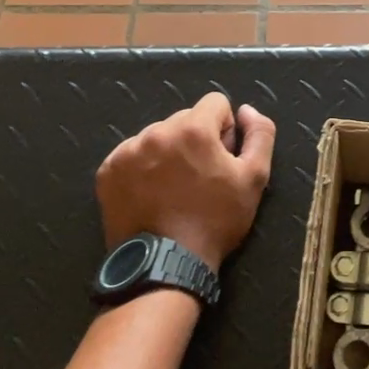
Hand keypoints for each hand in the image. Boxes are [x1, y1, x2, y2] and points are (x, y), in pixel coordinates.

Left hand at [95, 92, 275, 267]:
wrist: (165, 264)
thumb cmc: (215, 220)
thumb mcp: (255, 179)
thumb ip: (260, 134)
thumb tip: (247, 110)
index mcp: (193, 128)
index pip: (215, 103)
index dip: (225, 129)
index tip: (223, 158)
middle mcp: (157, 132)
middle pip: (185, 119)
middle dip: (196, 139)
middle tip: (200, 177)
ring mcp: (128, 151)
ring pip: (158, 135)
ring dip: (169, 151)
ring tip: (174, 188)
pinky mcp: (107, 171)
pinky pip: (132, 154)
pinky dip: (143, 167)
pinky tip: (151, 193)